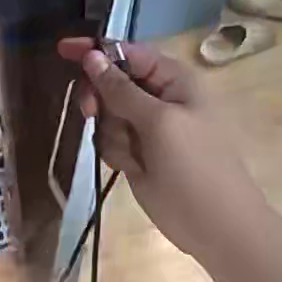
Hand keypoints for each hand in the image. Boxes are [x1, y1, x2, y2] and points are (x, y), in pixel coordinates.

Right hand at [56, 37, 273, 261]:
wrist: (218, 231)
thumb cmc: (194, 169)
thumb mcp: (158, 123)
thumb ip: (121, 90)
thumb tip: (92, 56)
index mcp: (172, 78)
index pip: (126, 51)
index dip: (95, 50)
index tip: (62, 50)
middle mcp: (159, 96)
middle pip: (111, 81)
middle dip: (102, 99)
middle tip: (91, 112)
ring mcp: (148, 126)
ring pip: (107, 113)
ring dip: (112, 132)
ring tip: (134, 155)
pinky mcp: (139, 152)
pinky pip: (110, 139)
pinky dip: (116, 151)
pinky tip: (133, 168)